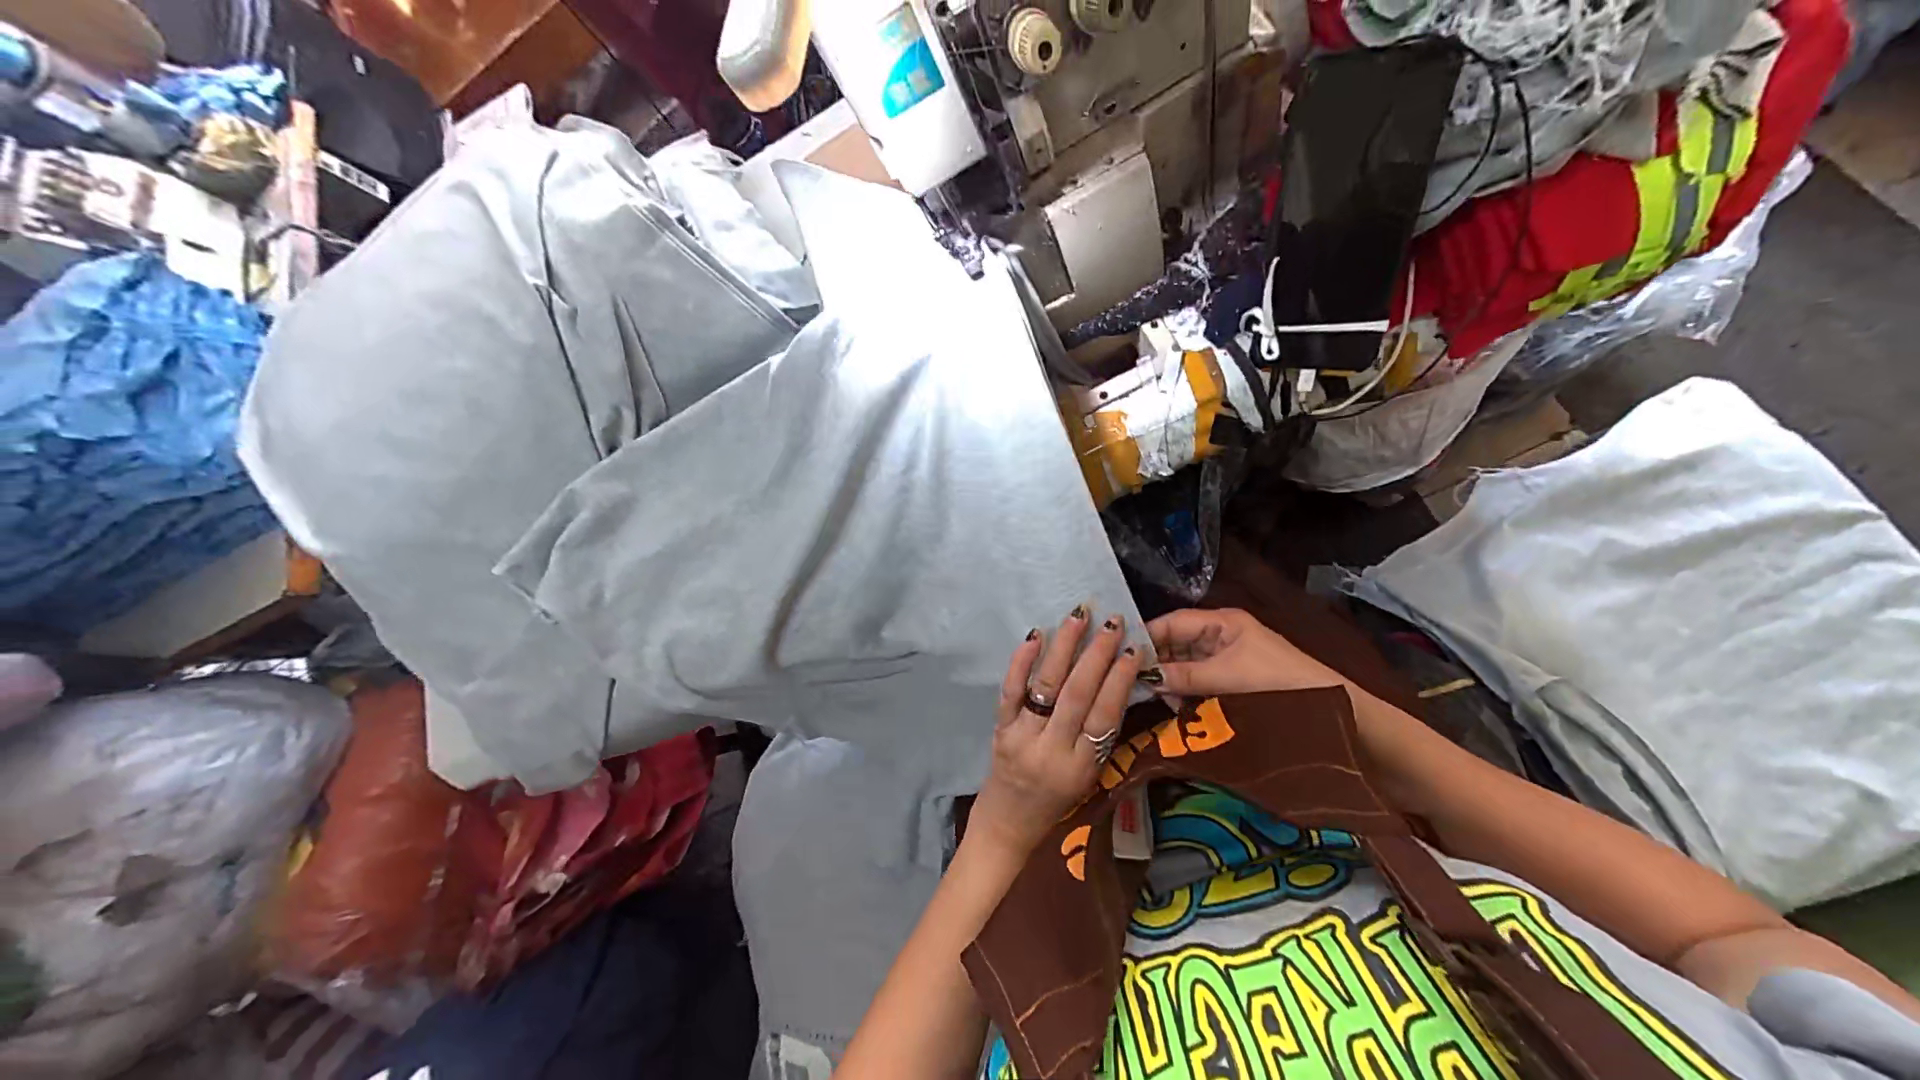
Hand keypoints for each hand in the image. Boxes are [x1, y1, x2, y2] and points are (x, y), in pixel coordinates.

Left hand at [969, 606, 1140, 856]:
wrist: (1009, 821)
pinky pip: (1010, 691)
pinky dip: (1022, 662)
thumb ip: (1101, 734)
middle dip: (1097, 654)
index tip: (1133, 648)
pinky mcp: (1000, 727)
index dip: (1120, 679)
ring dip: (1064, 647)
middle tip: (1112, 622)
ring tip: (1078, 617)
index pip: (1104, 714)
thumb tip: (1120, 681)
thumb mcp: (1089, 776)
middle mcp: (1051, 749)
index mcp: (1080, 765)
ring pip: (1046, 686)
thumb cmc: (1057, 800)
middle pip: (1077, 694)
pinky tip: (1035, 635)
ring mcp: (1022, 736)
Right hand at [1145, 608, 1343, 698]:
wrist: (1331, 709)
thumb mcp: (1227, 676)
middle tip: (1131, 680)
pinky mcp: (1230, 680)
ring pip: (1184, 664)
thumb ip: (1185, 676)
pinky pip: (1197, 681)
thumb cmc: (1278, 681)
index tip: (1121, 652)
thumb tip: (1145, 677)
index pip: (1173, 622)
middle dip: (1156, 660)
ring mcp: (1225, 658)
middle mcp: (1220, 635)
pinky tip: (1173, 706)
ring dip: (1169, 679)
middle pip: (1176, 643)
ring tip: (1151, 696)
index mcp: (1222, 622)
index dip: (1147, 635)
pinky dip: (1184, 692)